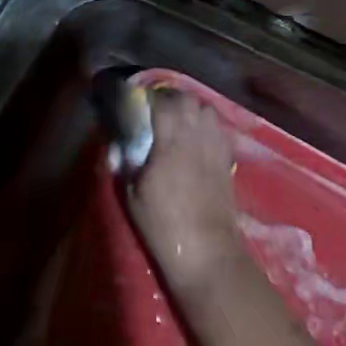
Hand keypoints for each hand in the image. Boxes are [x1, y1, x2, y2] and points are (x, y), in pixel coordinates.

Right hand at [128, 91, 244, 291]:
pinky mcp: (228, 158)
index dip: (150, 97)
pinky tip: (198, 140)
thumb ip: (125, 162)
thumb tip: (117, 144)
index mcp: (171, 140)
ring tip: (180, 122)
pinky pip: (219, 129)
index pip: (162, 102)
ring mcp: (216, 145)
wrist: (205, 247)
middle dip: (172, 99)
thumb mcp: (133, 194)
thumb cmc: (163, 223)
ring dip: (193, 110)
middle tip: (158, 110)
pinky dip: (208, 126)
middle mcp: (197, 136)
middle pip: (188, 99)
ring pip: (208, 110)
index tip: (138, 101)